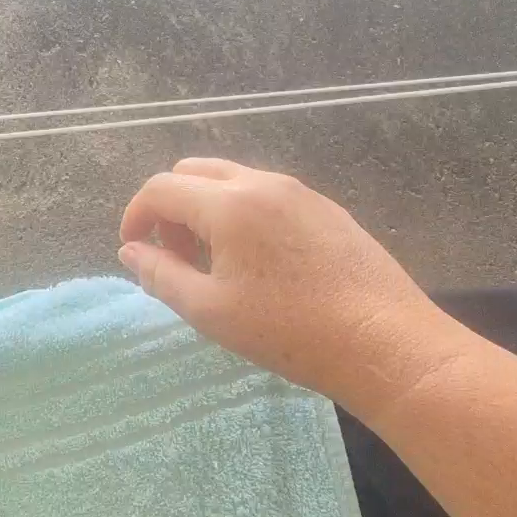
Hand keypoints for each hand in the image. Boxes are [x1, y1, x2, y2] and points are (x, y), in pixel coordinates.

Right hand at [118, 158, 476, 417]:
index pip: (160, 188)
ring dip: (204, 210)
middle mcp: (262, 183)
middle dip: (169, 208)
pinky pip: (265, 195)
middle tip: (174, 256)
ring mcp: (299, 192)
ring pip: (230, 181)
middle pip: (193, 172)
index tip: (133, 250)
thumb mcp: (209, 310)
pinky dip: (239, 214)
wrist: (386, 343)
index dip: (135, 215)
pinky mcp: (326, 209)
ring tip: (213, 263)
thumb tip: (130, 251)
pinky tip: (257, 263)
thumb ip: (160, 275)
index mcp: (228, 204)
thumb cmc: (288, 331)